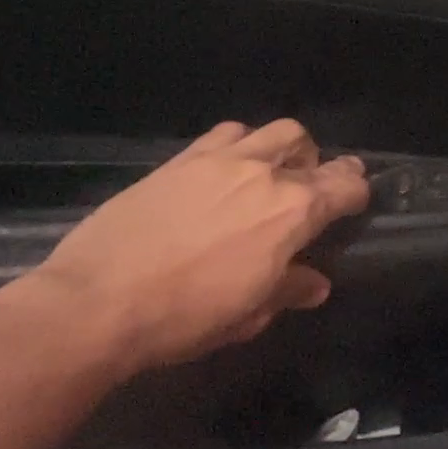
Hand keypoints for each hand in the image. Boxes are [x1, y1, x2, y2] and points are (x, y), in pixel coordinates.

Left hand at [28, 120, 369, 374]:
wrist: (92, 306)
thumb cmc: (183, 317)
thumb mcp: (247, 314)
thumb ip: (288, 290)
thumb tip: (315, 285)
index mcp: (296, 211)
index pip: (348, 186)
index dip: (355, 194)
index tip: (351, 206)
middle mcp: (268, 174)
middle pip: (312, 150)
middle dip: (322, 166)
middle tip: (309, 188)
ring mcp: (223, 161)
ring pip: (274, 131)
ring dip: (283, 148)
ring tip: (270, 170)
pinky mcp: (181, 161)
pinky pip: (226, 134)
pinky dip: (239, 144)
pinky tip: (225, 169)